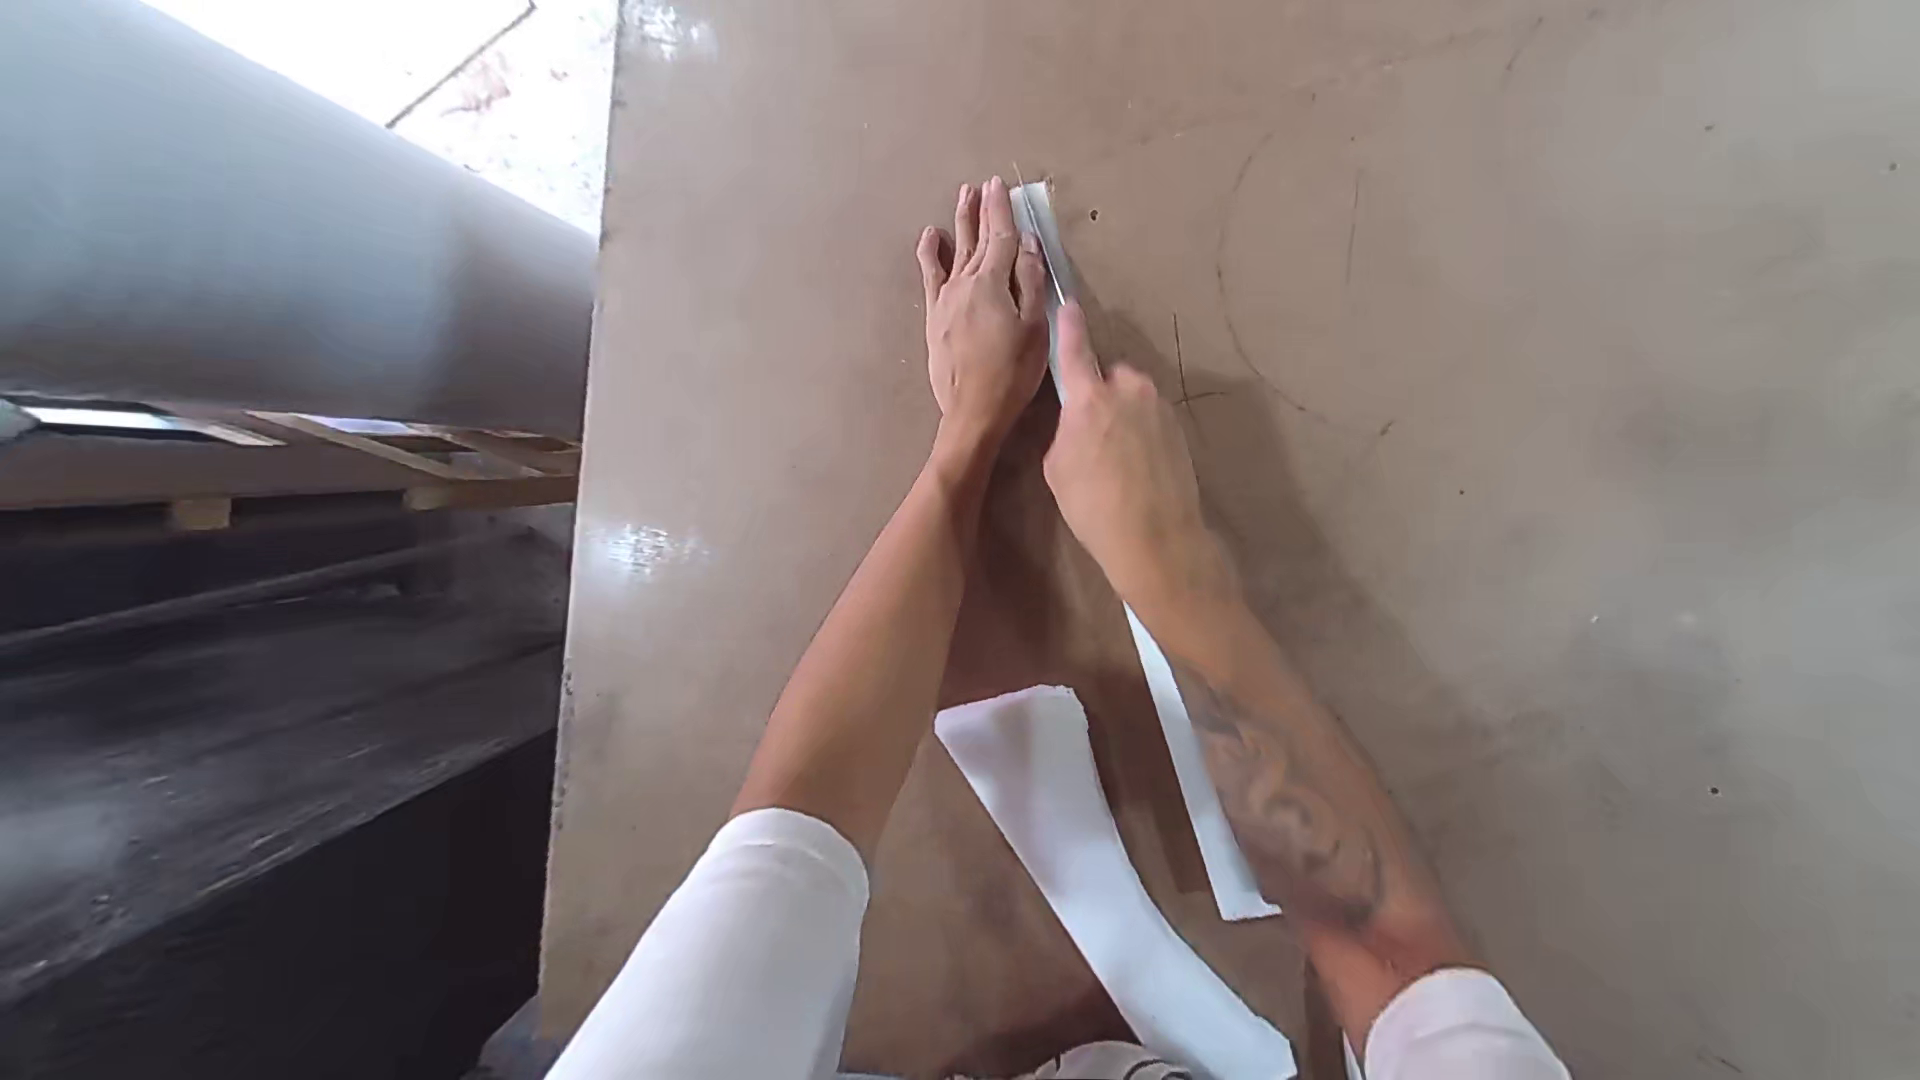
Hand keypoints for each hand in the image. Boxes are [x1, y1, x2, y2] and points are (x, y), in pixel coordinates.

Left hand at [916, 176, 1049, 448]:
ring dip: (959, 224)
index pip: (1001, 236)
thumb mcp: (1034, 328)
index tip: (1000, 185)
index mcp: (993, 283)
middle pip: (976, 240)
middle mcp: (965, 284)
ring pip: (954, 253)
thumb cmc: (1012, 373)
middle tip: (981, 185)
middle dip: (981, 211)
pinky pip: (930, 278)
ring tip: (962, 199)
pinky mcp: (934, 319)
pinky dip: (930, 255)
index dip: (1002, 210)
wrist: (973, 410)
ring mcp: (945, 301)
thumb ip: (1030, 282)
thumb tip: (1026, 243)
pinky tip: (931, 239)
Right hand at [1043, 301, 1235, 626]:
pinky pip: (1150, 415)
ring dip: (1121, 412)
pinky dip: (1141, 429)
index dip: (1069, 326)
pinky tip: (1136, 464)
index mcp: (1089, 398)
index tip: (1068, 305)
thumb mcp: (1057, 468)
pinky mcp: (1179, 426)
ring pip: (1132, 396)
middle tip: (1090, 433)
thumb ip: (1064, 429)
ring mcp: (1159, 406)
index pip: (1076, 350)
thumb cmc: (1093, 506)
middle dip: (1099, 393)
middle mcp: (1129, 390)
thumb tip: (1076, 418)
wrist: (1156, 537)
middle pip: (1109, 376)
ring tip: (1115, 456)